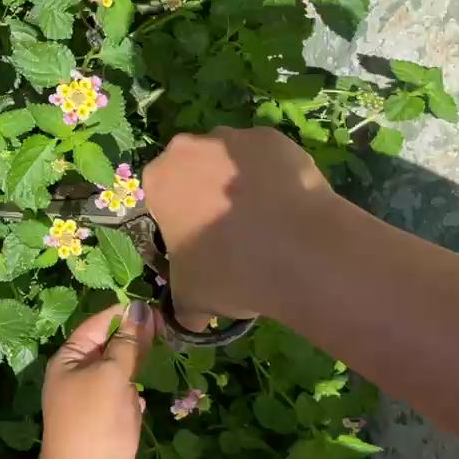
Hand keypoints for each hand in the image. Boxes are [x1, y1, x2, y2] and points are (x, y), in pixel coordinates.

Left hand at [34, 302, 154, 458]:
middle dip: (131, 339)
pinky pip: (121, 407)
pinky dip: (133, 401)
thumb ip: (127, 345)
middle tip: (163, 327)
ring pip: (115, 379)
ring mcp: (90, 408)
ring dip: (133, 369)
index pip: (95, 325)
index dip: (121, 313)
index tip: (149, 304)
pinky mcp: (105, 433)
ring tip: (159, 355)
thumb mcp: (111, 377)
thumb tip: (138, 308)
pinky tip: (144, 402)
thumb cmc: (95, 426)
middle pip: (106, 351)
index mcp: (68, 360)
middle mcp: (75, 379)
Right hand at [143, 126, 338, 325]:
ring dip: (241, 180)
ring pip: (230, 158)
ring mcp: (230, 138)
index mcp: (157, 180)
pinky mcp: (273, 138)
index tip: (203, 239)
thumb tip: (188, 320)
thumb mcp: (193, 298)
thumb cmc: (230, 269)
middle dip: (207, 190)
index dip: (181, 215)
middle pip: (193, 167)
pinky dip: (277, 175)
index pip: (162, 193)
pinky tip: (293, 207)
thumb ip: (183, 306)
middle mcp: (185, 148)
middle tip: (235, 229)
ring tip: (271, 220)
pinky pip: (269, 157)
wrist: (301, 251)